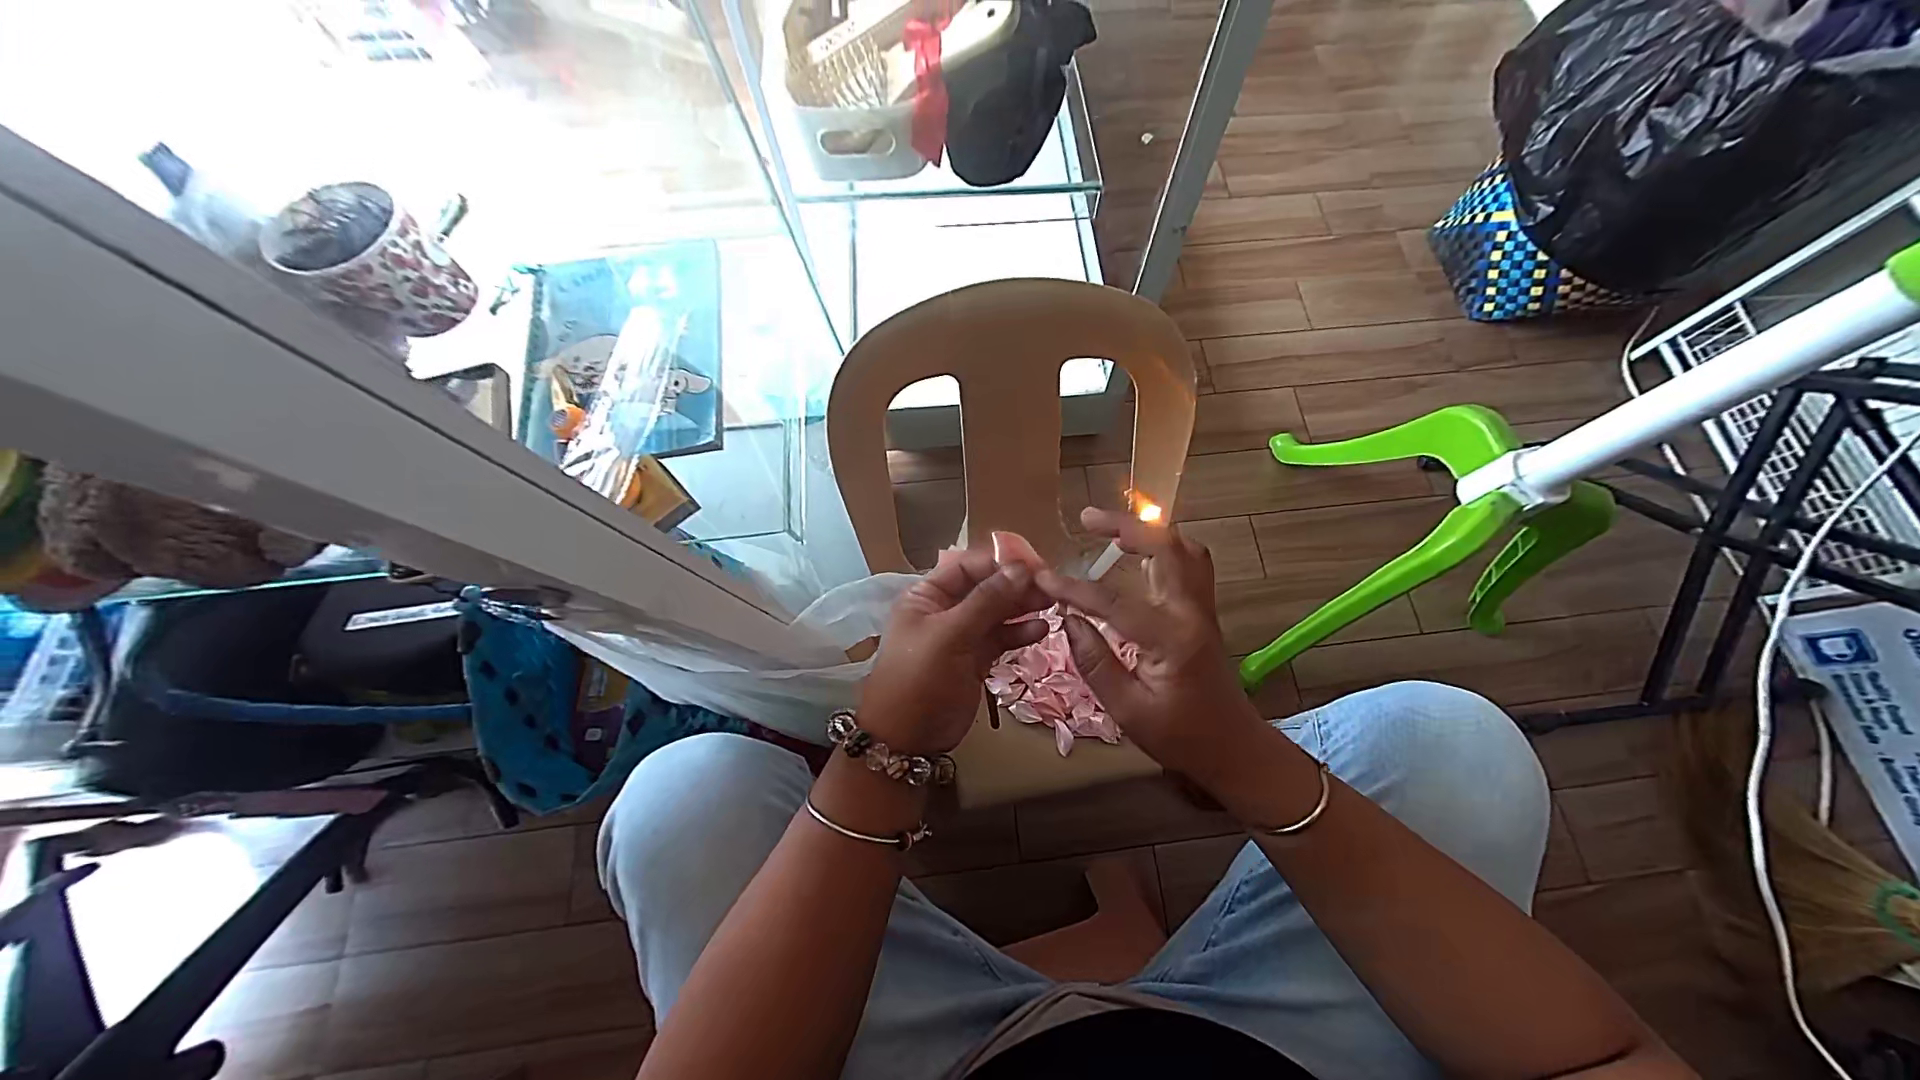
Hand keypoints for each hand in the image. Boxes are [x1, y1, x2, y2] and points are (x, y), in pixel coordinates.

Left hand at [857, 547, 1050, 754]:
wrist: (906, 737)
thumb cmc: (918, 678)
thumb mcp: (950, 635)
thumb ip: (987, 601)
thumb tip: (1020, 569)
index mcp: (927, 595)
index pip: (967, 566)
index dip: (999, 563)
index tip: (1034, 566)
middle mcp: (945, 610)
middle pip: (986, 587)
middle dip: (1017, 586)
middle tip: (1051, 587)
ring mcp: (962, 636)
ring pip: (998, 612)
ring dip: (1023, 607)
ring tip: (1052, 604)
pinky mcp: (976, 659)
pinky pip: (1002, 638)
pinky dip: (1020, 633)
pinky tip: (1042, 629)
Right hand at [1035, 507, 1267, 782]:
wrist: (1233, 748)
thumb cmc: (1179, 736)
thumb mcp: (1127, 710)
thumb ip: (1095, 662)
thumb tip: (1070, 620)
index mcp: (1171, 638)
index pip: (1113, 601)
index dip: (1074, 588)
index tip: (1043, 578)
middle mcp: (1191, 613)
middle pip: (1165, 548)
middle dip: (1125, 526)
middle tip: (1087, 518)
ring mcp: (1202, 609)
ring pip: (1185, 549)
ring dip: (1149, 531)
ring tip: (1113, 530)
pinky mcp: (1203, 613)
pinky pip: (1189, 563)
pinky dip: (1164, 546)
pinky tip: (1139, 553)